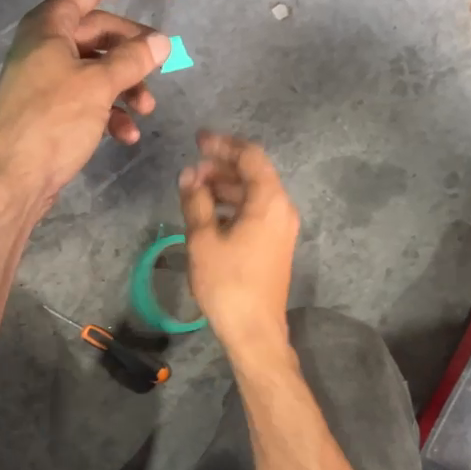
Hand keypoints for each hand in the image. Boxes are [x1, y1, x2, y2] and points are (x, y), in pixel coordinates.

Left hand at [0, 0, 177, 209]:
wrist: (10, 184)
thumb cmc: (50, 125)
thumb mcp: (97, 86)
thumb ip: (132, 60)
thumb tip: (161, 42)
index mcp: (49, 24)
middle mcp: (43, 45)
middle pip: (100, 30)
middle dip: (133, 49)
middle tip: (162, 65)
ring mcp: (43, 80)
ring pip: (95, 69)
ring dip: (126, 86)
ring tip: (147, 109)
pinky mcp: (46, 113)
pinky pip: (84, 100)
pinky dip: (108, 113)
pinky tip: (126, 135)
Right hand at [178, 132, 301, 349]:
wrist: (254, 329)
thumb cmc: (227, 283)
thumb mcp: (203, 240)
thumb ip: (195, 202)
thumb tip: (189, 175)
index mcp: (269, 201)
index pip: (249, 156)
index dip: (222, 145)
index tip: (197, 140)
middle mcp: (282, 209)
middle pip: (254, 174)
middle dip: (221, 168)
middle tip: (190, 172)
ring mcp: (281, 229)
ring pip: (254, 195)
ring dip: (225, 188)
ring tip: (195, 194)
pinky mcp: (275, 246)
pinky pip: (255, 213)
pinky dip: (233, 207)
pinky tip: (210, 217)